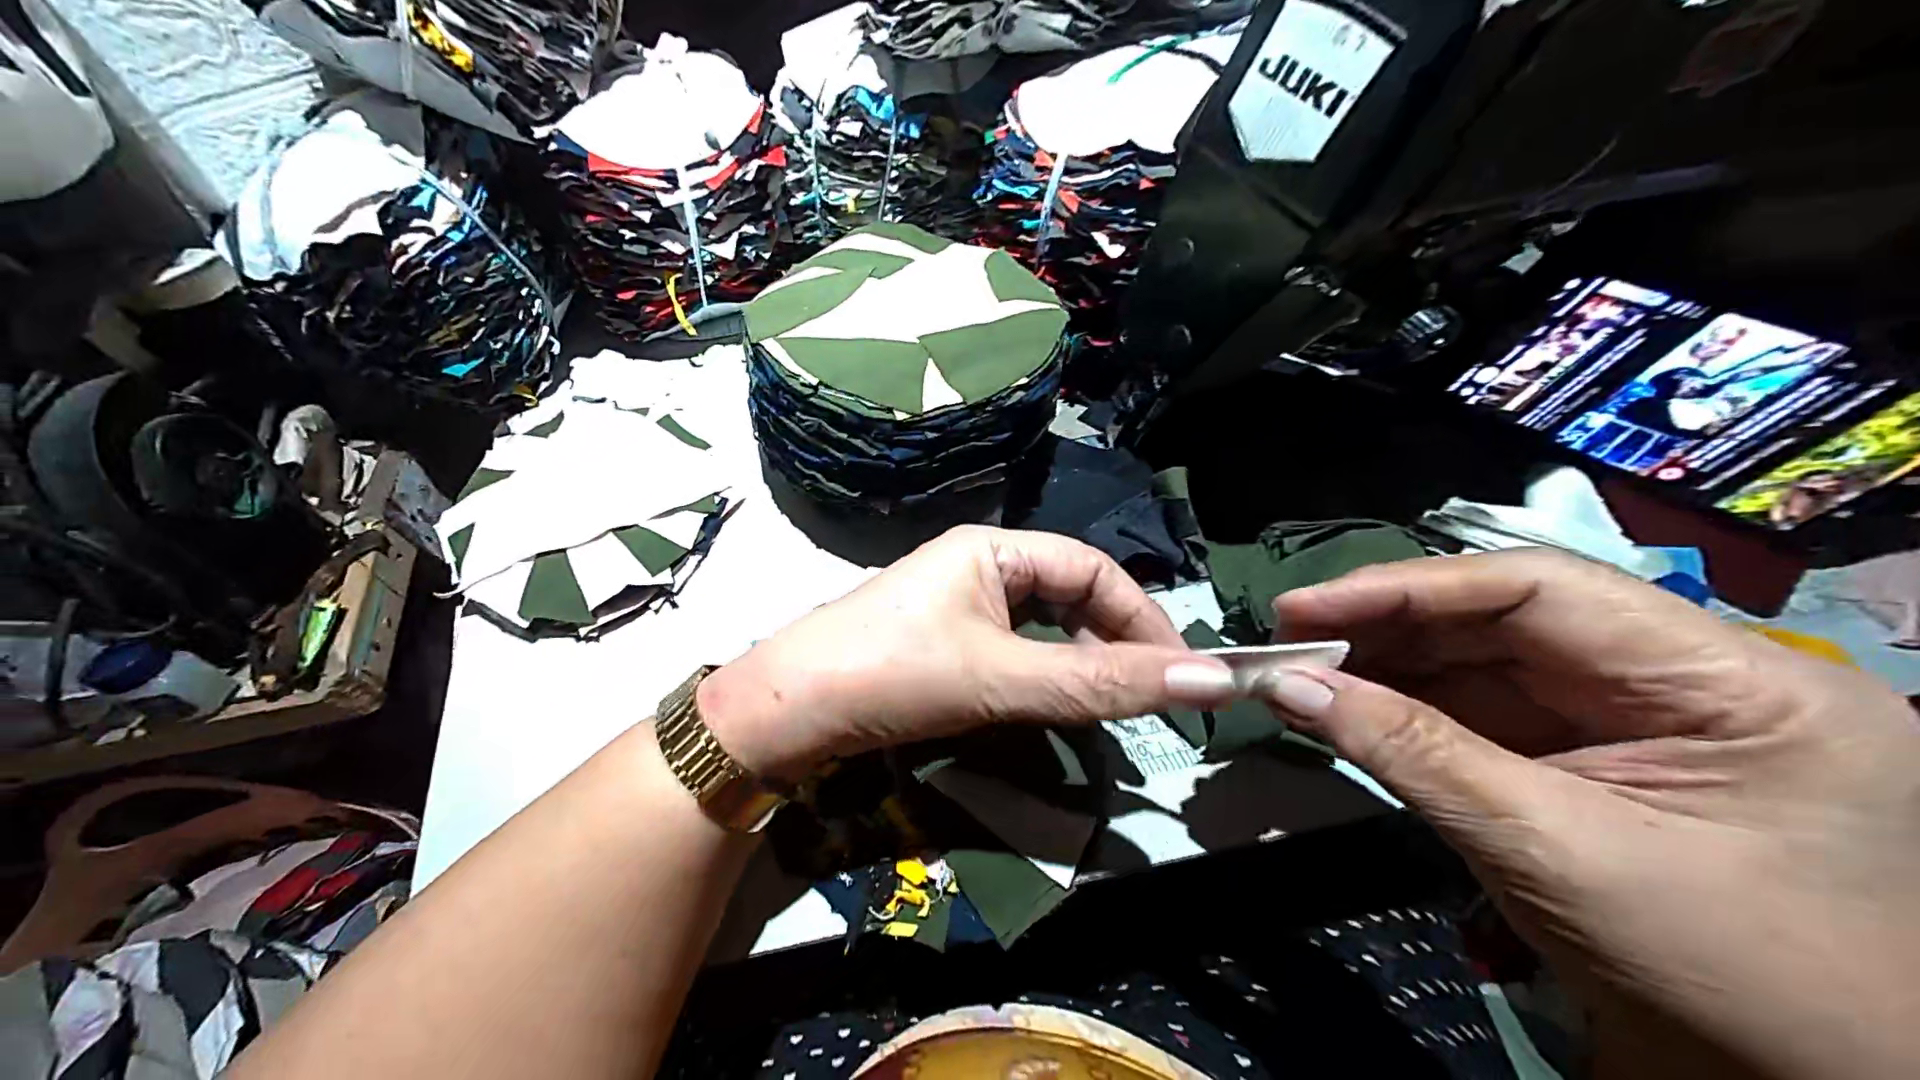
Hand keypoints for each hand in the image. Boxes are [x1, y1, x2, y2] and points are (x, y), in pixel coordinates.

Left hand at [696, 526, 1238, 781]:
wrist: (788, 710)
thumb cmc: (893, 675)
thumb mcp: (1001, 679)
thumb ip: (1098, 684)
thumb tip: (1206, 681)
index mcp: (993, 548)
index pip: (1093, 569)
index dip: (1142, 616)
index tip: (1181, 670)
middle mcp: (978, 564)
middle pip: (1071, 591)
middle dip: (1114, 637)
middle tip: (1149, 691)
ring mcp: (958, 602)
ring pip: (1043, 622)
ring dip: (1081, 657)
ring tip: (1111, 699)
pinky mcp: (943, 638)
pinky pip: (1014, 645)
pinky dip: (1044, 670)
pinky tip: (1054, 699)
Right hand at [1256, 550, 1919, 1079]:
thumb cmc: (1720, 977)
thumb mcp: (1551, 851)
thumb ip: (1410, 752)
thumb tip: (1286, 686)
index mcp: (1726, 681)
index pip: (1537, 589)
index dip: (1406, 588)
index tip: (1304, 606)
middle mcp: (1672, 675)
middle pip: (1495, 618)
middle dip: (1380, 626)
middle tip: (1285, 639)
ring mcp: (1620, 715)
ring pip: (1472, 660)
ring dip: (1378, 664)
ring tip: (1295, 671)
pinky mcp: (1574, 752)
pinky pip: (1470, 708)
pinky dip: (1396, 705)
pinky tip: (1338, 703)